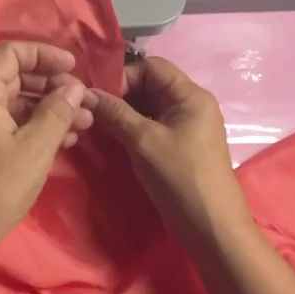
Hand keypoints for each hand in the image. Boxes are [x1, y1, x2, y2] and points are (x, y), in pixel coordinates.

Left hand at [0, 42, 94, 262]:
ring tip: (85, 120)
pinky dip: (39, 123)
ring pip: (18, 100)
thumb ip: (56, 113)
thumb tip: (73, 88)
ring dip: (50, 106)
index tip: (72, 66)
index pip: (9, 54)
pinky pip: (14, 120)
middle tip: (81, 97)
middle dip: (51, 83)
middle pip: (15, 75)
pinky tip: (68, 137)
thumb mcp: (36, 148)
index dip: (42, 54)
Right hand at [86, 57, 250, 244]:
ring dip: (122, 112)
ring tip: (95, 122)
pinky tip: (110, 137)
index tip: (96, 95)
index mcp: (191, 96)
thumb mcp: (143, 140)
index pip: (151, 67)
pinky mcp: (178, 146)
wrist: (210, 227)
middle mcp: (190, 105)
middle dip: (119, 94)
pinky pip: (151, 126)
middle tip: (90, 109)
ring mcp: (185, 127)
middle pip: (149, 85)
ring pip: (148, 107)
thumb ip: (114, 113)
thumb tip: (84, 93)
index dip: (122, 75)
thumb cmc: (179, 176)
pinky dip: (131, 127)